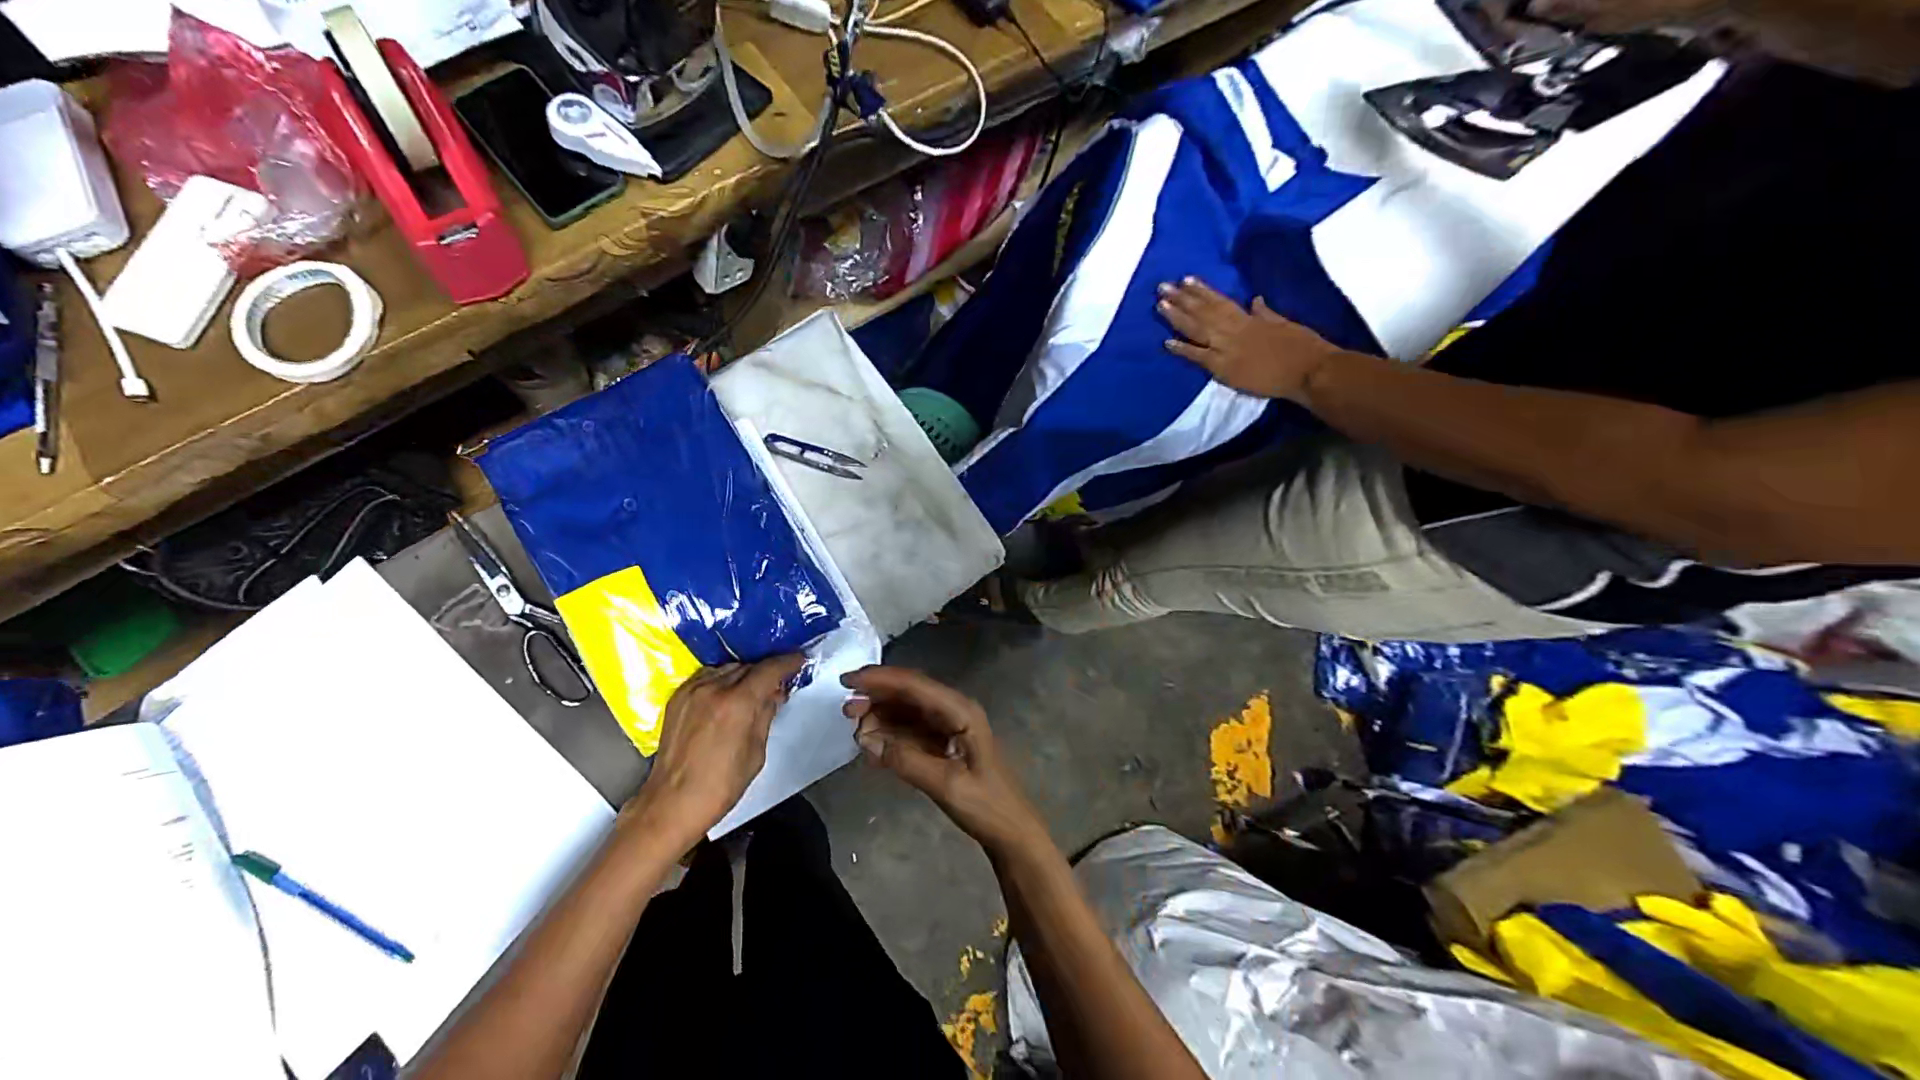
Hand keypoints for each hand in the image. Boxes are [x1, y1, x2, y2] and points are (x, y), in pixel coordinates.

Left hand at [627, 654, 805, 848]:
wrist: (672, 802)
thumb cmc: (720, 786)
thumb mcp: (756, 751)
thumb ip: (765, 715)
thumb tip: (772, 695)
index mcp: (737, 703)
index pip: (769, 669)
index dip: (787, 663)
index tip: (799, 660)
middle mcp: (713, 689)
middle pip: (748, 666)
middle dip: (765, 673)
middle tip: (777, 686)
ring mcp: (691, 691)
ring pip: (727, 668)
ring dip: (743, 675)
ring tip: (752, 692)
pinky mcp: (677, 698)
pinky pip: (707, 677)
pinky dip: (722, 681)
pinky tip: (727, 696)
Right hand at [842, 666, 1047, 855]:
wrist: (1011, 832)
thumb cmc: (987, 806)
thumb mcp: (947, 785)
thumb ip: (906, 760)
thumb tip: (867, 738)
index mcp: (960, 711)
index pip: (914, 685)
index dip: (879, 679)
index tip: (847, 681)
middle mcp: (954, 711)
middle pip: (908, 694)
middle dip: (875, 698)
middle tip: (846, 712)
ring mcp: (948, 727)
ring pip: (906, 712)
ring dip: (880, 718)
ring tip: (856, 733)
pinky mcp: (943, 744)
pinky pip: (910, 732)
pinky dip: (889, 736)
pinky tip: (871, 748)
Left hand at [1157, 277, 1345, 402]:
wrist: (1309, 371)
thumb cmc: (1303, 347)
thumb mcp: (1284, 323)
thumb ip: (1265, 313)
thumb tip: (1255, 300)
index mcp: (1249, 318)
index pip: (1220, 300)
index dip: (1201, 290)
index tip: (1185, 279)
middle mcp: (1234, 330)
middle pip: (1203, 311)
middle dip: (1182, 298)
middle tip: (1162, 286)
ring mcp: (1227, 349)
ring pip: (1197, 329)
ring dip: (1177, 317)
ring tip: (1160, 304)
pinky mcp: (1224, 369)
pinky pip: (1199, 357)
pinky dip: (1183, 349)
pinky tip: (1166, 343)